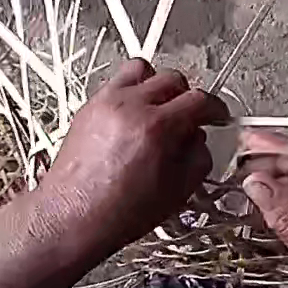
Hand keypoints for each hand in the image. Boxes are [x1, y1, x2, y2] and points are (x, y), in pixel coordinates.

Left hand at [26, 59, 227, 260]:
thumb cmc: (116, 212)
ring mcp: (106, 102)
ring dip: (157, 85)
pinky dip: (132, 91)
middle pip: (173, 78)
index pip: (199, 100)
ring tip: (159, 108)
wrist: (70, 219)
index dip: (215, 108)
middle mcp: (130, 106)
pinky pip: (117, 82)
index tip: (217, 115)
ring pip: (142, 69)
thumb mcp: (177, 192)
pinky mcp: (89, 106)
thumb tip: (199, 139)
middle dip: (187, 96)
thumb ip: (198, 157)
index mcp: (156, 127)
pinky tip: (134, 116)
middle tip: (189, 116)